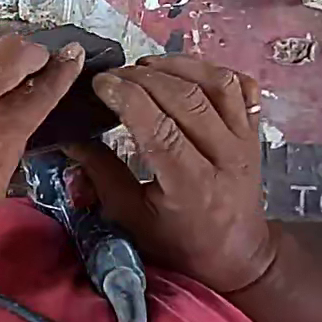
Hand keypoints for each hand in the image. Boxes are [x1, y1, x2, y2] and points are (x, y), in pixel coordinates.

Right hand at [67, 54, 275, 292]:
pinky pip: (241, 86)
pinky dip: (210, 70)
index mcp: (192, 186)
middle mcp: (226, 157)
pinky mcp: (254, 131)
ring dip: (175, 66)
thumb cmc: (177, 241)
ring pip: (216, 84)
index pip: (161, 129)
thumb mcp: (129, 216)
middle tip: (111, 75)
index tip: (99, 83)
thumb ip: (100, 172)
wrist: (237, 255)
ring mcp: (246, 140)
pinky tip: (181, 72)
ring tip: (142, 67)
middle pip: (187, 99)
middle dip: (142, 77)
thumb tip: (68, 137)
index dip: (127, 98)